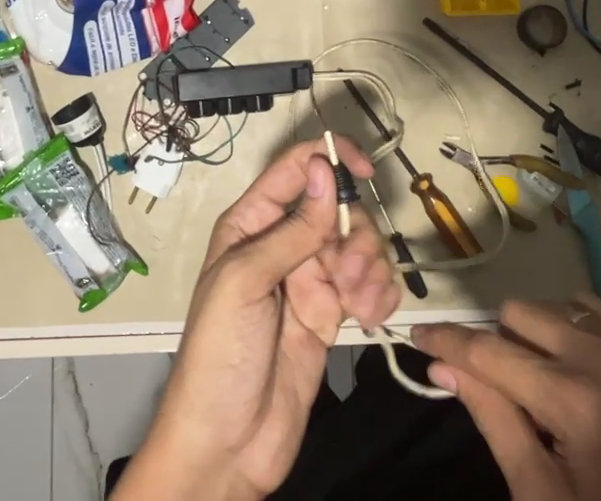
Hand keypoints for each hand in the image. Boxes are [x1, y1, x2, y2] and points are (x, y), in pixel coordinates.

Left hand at [116, 136, 401, 500]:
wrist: (229, 442)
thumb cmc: (221, 354)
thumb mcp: (246, 282)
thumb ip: (291, 228)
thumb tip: (323, 168)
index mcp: (251, 223)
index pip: (296, 169)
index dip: (330, 159)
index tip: (364, 173)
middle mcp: (283, 243)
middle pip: (338, 208)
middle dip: (355, 234)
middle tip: (350, 273)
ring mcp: (310, 278)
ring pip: (360, 245)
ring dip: (370, 268)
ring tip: (358, 304)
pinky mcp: (333, 312)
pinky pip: (370, 284)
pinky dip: (379, 294)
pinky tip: (372, 317)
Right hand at [411, 295, 600, 500]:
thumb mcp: (548, 498)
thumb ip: (495, 423)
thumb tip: (444, 366)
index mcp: (572, 398)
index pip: (486, 350)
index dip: (445, 340)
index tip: (415, 335)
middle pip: (516, 312)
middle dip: (496, 342)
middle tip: (501, 392)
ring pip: (553, 305)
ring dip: (533, 334)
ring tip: (543, 387)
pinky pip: (593, 309)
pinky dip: (571, 328)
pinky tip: (579, 371)